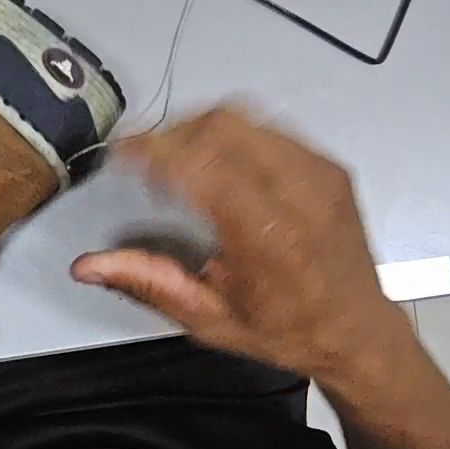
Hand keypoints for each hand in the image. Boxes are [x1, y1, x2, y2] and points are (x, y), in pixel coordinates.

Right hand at [71, 106, 414, 384]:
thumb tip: (92, 266)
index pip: (201, 164)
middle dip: (171, 133)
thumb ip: (147, 282)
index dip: (153, 149)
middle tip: (145, 159)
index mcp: (268, 236)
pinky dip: (231, 135)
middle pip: (220, 125)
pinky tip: (217, 164)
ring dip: (198, 129)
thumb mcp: (209, 319)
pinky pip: (269, 127)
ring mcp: (319, 174)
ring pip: (244, 118)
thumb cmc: (290, 331)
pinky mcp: (328, 166)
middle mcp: (299, 193)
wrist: (357, 331)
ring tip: (177, 160)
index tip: (123, 151)